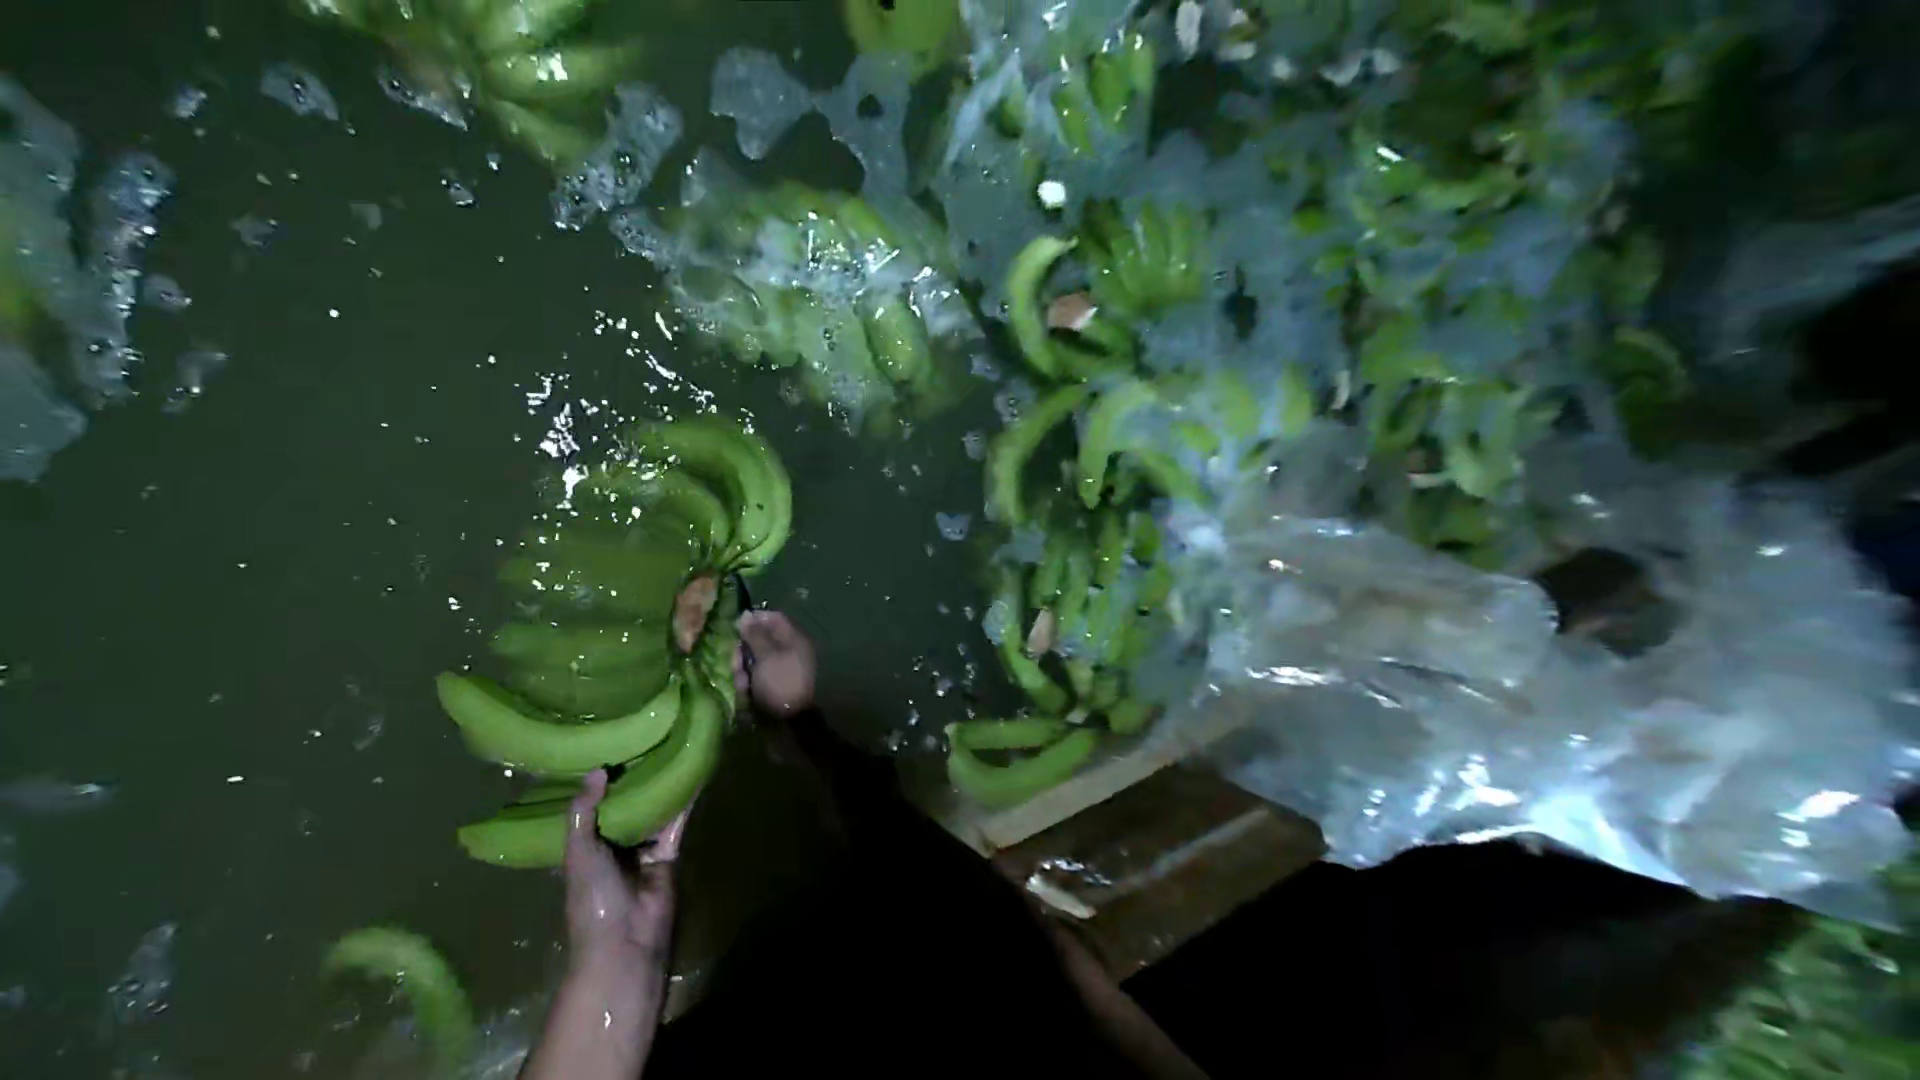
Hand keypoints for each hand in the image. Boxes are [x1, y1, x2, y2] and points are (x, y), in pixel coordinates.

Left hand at [523, 771, 685, 1079]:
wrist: (626, 942)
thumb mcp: (579, 854)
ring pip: (653, 807)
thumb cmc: (592, 899)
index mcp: (584, 846)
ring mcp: (643, 847)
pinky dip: (684, 800)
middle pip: (625, 803)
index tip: (605, 746)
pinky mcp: (670, 851)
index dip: (595, 780)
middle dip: (631, 777)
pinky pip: (677, 820)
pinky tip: (692, 773)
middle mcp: (613, 843)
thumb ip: (584, 813)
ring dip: (659, 784)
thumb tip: (597, 769)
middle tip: (642, 737)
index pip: (591, 806)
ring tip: (668, 746)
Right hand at [732, 610, 816, 717]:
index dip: (752, 621)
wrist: (798, 724)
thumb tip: (746, 614)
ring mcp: (781, 671)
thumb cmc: (784, 683)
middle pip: (758, 642)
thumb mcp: (767, 656)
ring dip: (743, 673)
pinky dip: (749, 688)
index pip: (771, 618)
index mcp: (793, 638)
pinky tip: (746, 697)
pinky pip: (756, 681)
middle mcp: (788, 652)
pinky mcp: (774, 689)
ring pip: (754, 663)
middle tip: (738, 666)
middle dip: (743, 653)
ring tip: (744, 687)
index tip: (734, 630)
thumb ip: (755, 635)